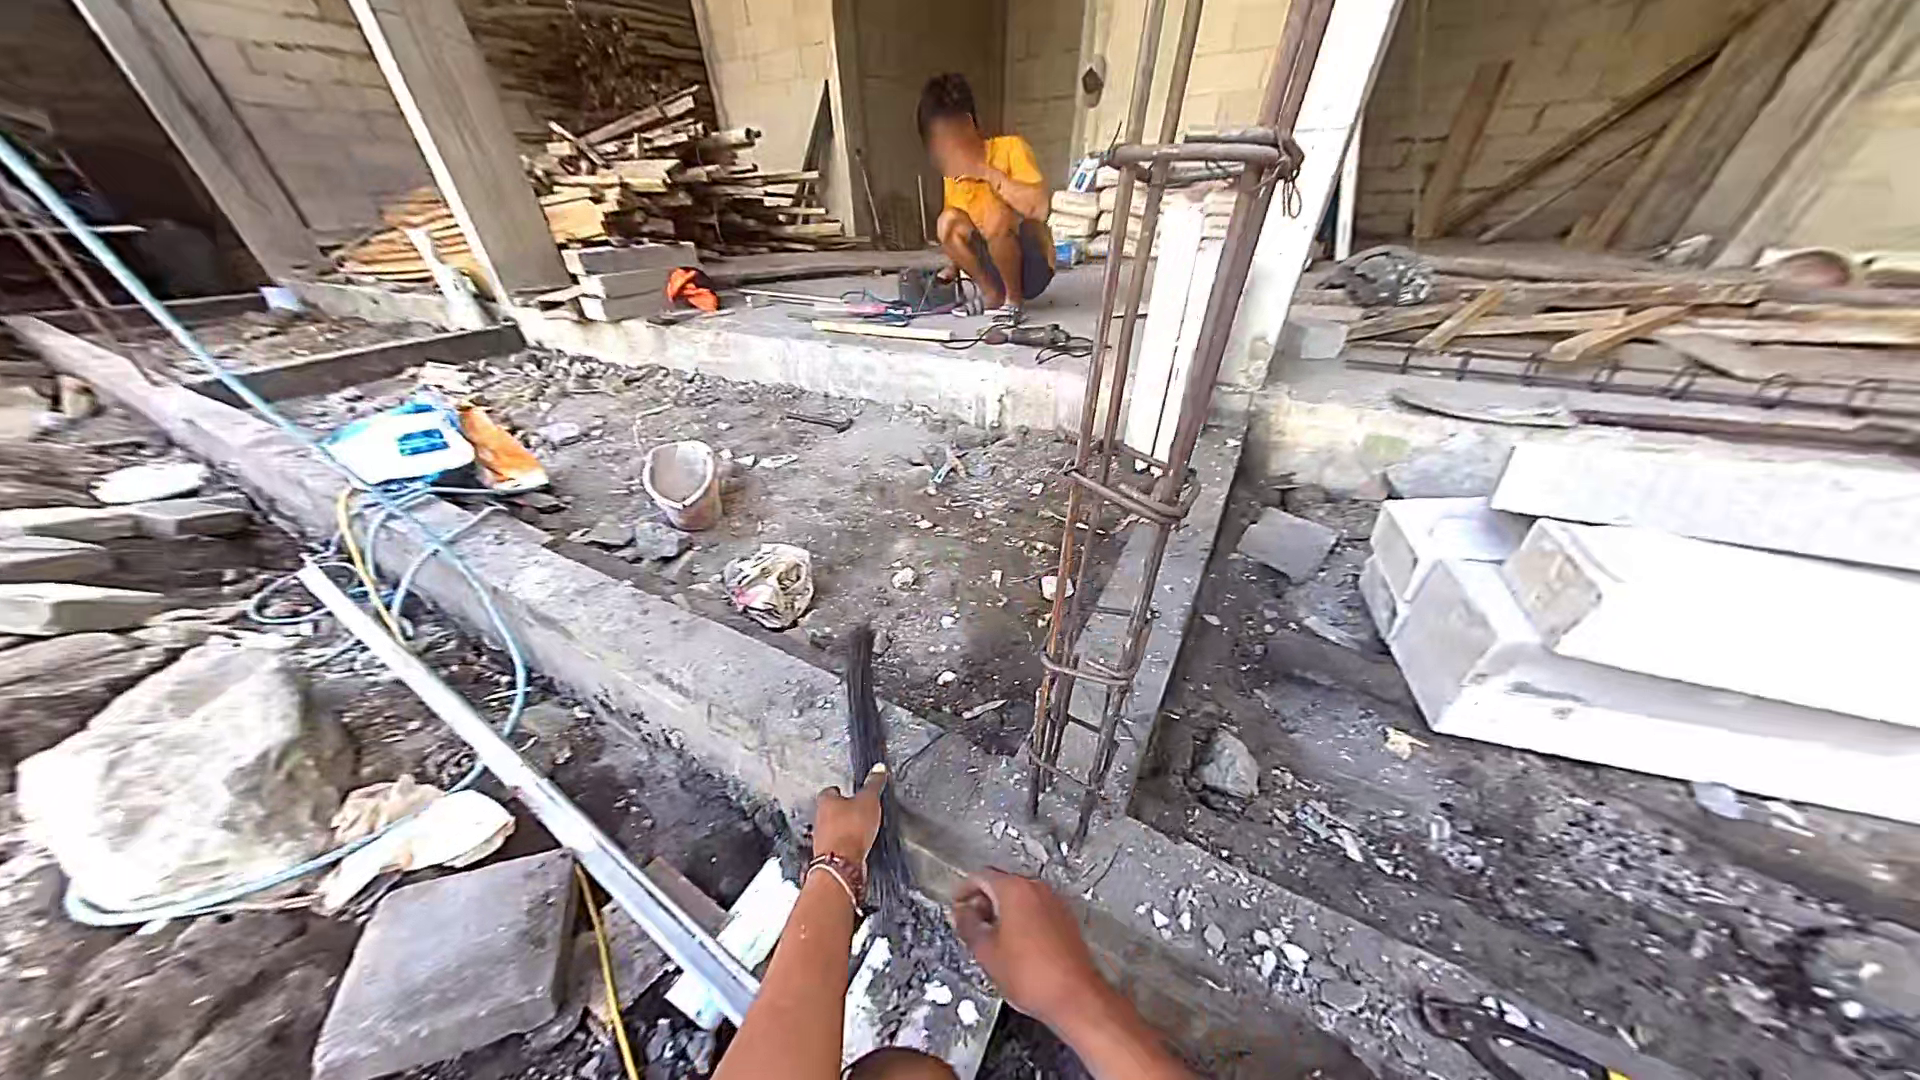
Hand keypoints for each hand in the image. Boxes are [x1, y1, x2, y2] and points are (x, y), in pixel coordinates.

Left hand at [810, 764, 886, 862]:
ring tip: (857, 828)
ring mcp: (822, 840)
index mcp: (826, 802)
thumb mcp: (868, 800)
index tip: (847, 790)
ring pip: (831, 829)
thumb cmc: (850, 830)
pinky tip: (856, 846)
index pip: (830, 790)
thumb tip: (878, 769)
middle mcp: (819, 820)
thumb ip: (873, 784)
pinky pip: (837, 846)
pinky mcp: (829, 857)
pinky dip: (845, 845)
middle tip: (853, 809)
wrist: (842, 866)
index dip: (839, 790)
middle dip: (840, 810)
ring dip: (842, 829)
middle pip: (828, 810)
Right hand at [950, 870, 1108, 1029]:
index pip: (981, 876)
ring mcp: (1053, 900)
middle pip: (1002, 882)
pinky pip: (1037, 907)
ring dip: (1004, 909)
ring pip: (1020, 895)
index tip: (958, 903)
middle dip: (984, 900)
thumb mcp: (986, 952)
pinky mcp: (1065, 916)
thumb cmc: (1033, 976)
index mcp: (1014, 889)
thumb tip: (962, 914)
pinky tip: (1018, 943)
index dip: (964, 890)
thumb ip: (968, 926)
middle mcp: (1035, 887)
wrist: (1075, 996)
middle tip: (973, 921)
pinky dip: (1023, 917)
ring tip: (994, 937)